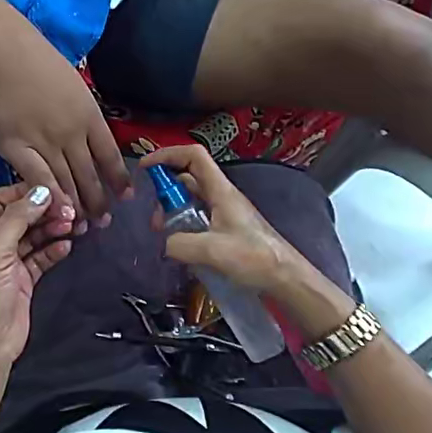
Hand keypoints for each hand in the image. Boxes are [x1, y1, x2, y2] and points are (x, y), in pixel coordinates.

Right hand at [0, 27, 132, 226]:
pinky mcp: (14, 147)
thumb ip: (80, 114)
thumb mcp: (71, 84)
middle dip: (98, 203)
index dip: (118, 181)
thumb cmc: (33, 57)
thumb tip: (89, 138)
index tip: (125, 198)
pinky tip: (55, 213)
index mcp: (88, 114)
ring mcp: (43, 141)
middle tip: (101, 223)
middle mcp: (71, 132)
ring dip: (76, 208)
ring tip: (79, 225)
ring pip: (66, 183)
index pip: (110, 156)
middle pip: (90, 176)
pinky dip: (49, 198)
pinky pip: (37, 180)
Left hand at [0, 183, 74, 373]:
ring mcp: (9, 262)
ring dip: (53, 228)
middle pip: (20, 216)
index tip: (53, 189)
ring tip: (74, 225)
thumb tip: (41, 191)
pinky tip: (68, 245)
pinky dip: (54, 249)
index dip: (25, 193)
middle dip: (44, 211)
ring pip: (34, 236)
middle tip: (70, 209)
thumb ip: (17, 219)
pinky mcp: (24, 279)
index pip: (0, 200)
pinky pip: (42, 257)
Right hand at [139, 144, 311, 293]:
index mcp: (221, 191)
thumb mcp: (212, 250)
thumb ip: (180, 244)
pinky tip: (181, 247)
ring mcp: (226, 213)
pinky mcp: (228, 230)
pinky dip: (185, 226)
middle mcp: (222, 196)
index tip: (145, 168)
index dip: (167, 155)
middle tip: (156, 219)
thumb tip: (166, 245)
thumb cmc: (254, 258)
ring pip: (192, 199)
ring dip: (174, 211)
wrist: (286, 278)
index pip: (193, 156)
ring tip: (165, 235)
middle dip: (165, 192)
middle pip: (188, 178)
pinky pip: (199, 219)